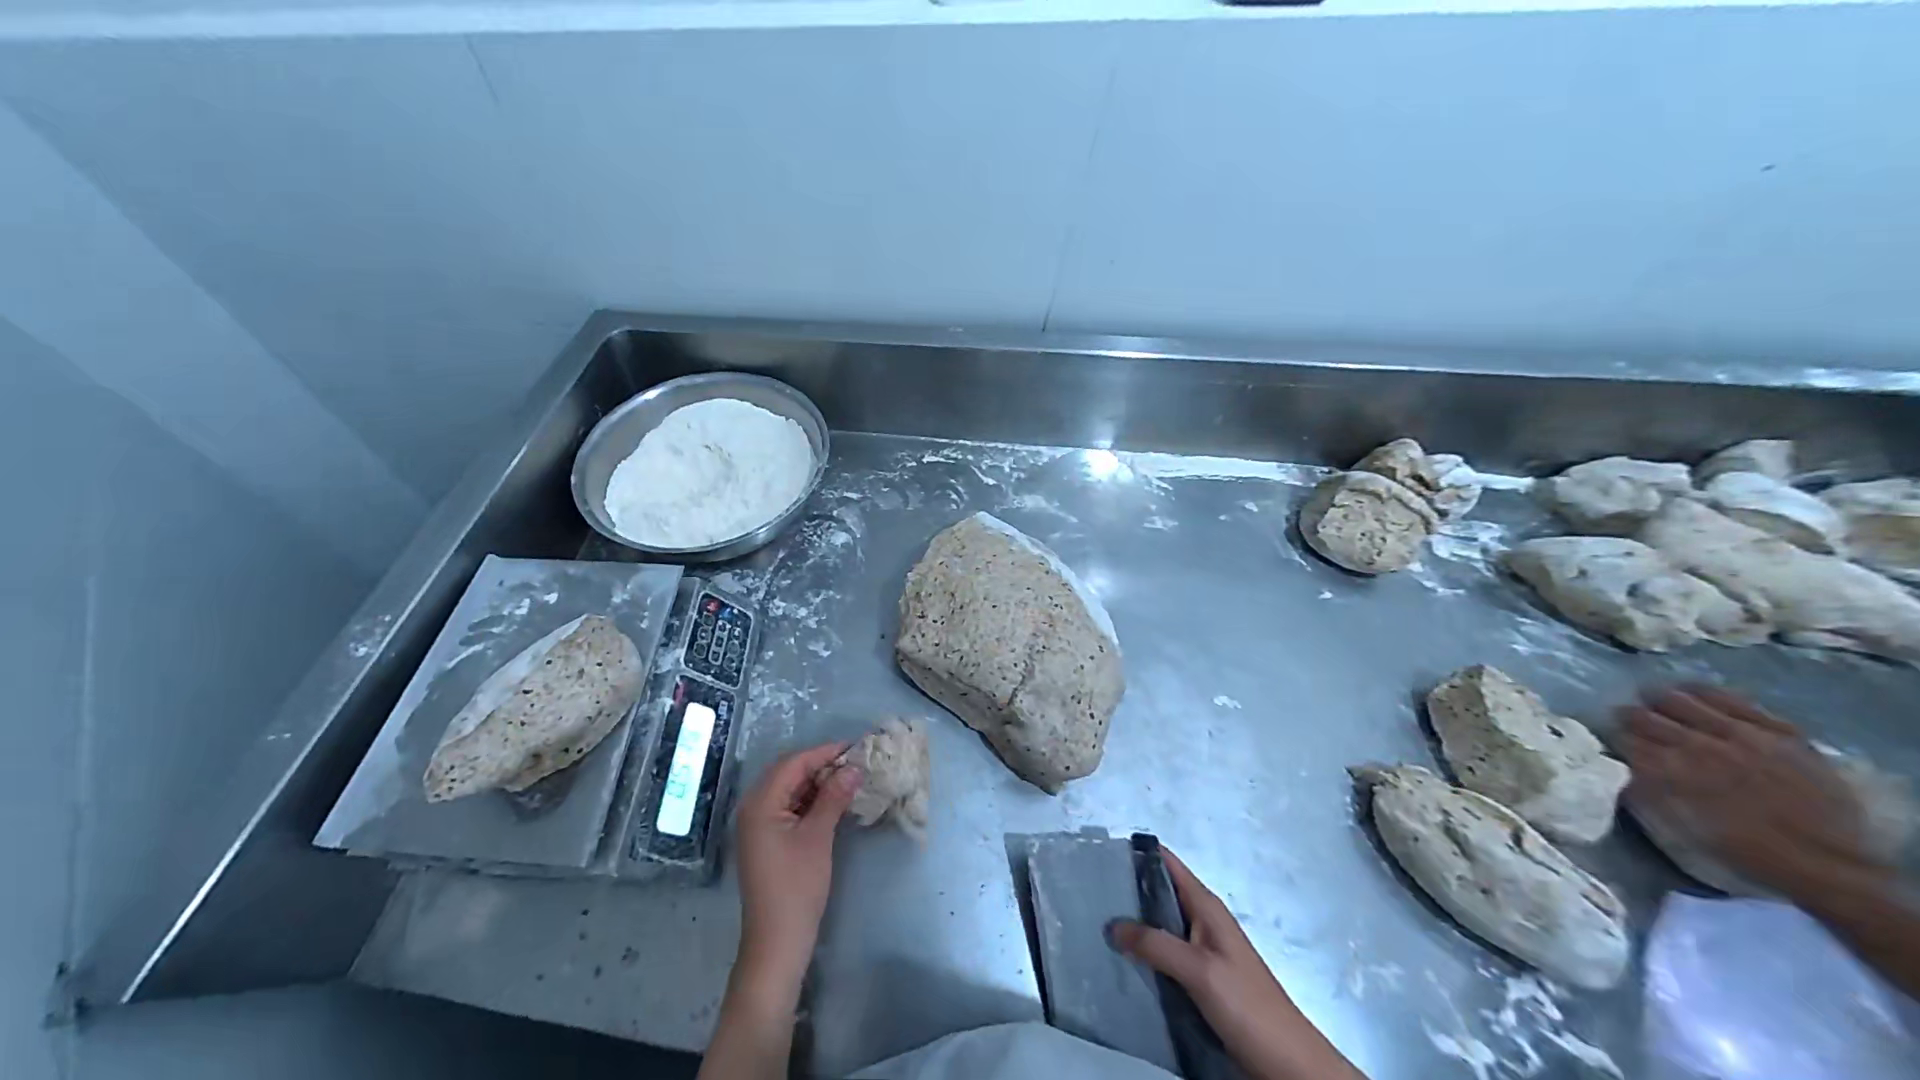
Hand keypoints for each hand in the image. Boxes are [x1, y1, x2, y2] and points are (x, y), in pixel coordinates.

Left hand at [735, 742, 864, 979]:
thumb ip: (834, 797)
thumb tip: (854, 768)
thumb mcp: (818, 836)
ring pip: (789, 789)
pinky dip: (810, 800)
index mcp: (760, 803)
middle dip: (821, 765)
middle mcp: (753, 808)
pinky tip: (833, 801)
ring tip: (849, 779)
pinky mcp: (766, 839)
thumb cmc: (796, 886)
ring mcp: (757, 825)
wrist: (777, 940)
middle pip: (788, 772)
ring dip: (817, 782)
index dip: (825, 752)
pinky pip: (788, 807)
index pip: (793, 763)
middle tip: (855, 763)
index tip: (856, 747)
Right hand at [1111, 850, 1363, 1079]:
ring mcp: (1202, 952)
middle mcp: (1203, 922)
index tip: (1101, 854)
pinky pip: (1164, 955)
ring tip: (1094, 922)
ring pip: (1159, 925)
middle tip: (1087, 892)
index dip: (1138, 853)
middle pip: (1159, 893)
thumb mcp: (1199, 970)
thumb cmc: (1248, 1005)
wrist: (1288, 1065)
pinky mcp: (1200, 980)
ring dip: (1133, 924)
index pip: (1168, 864)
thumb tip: (1112, 925)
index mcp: (1206, 907)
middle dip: (1127, 889)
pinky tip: (1120, 960)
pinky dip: (1143, 953)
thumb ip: (1156, 945)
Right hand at [1620, 684, 1882, 900]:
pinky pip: (1732, 699)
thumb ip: (1646, 793)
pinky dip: (1705, 693)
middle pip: (1644, 716)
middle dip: (1628, 717)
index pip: (1622, 740)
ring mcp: (1741, 736)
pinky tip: (1692, 692)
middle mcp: (1698, 747)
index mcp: (1670, 772)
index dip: (1612, 739)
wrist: (1830, 865)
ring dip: (1660, 701)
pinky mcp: (1777, 732)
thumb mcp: (1682, 830)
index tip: (1611, 741)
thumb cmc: (1746, 852)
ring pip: (1681, 700)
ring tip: (1654, 701)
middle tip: (1625, 720)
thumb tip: (1617, 768)